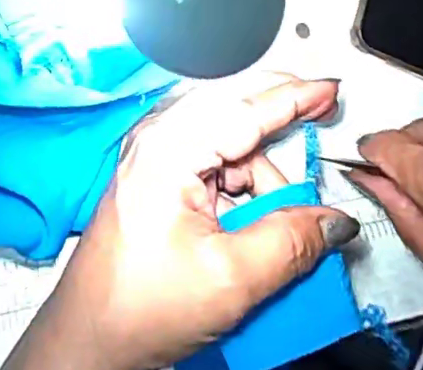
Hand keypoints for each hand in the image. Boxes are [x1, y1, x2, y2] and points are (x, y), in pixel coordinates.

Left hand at [3, 75, 361, 369]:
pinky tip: (251, 219)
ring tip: (277, 220)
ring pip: (228, 142)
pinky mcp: (159, 172)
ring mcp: (155, 153)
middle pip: (233, 115)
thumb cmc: (139, 305)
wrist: (91, 333)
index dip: (292, 97)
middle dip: (278, 126)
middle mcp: (159, 138)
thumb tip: (332, 220)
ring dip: (260, 173)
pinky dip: (241, 183)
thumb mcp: (230, 279)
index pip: (242, 109)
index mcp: (169, 148)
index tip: (327, 88)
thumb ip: (290, 242)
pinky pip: (213, 161)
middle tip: (319, 122)